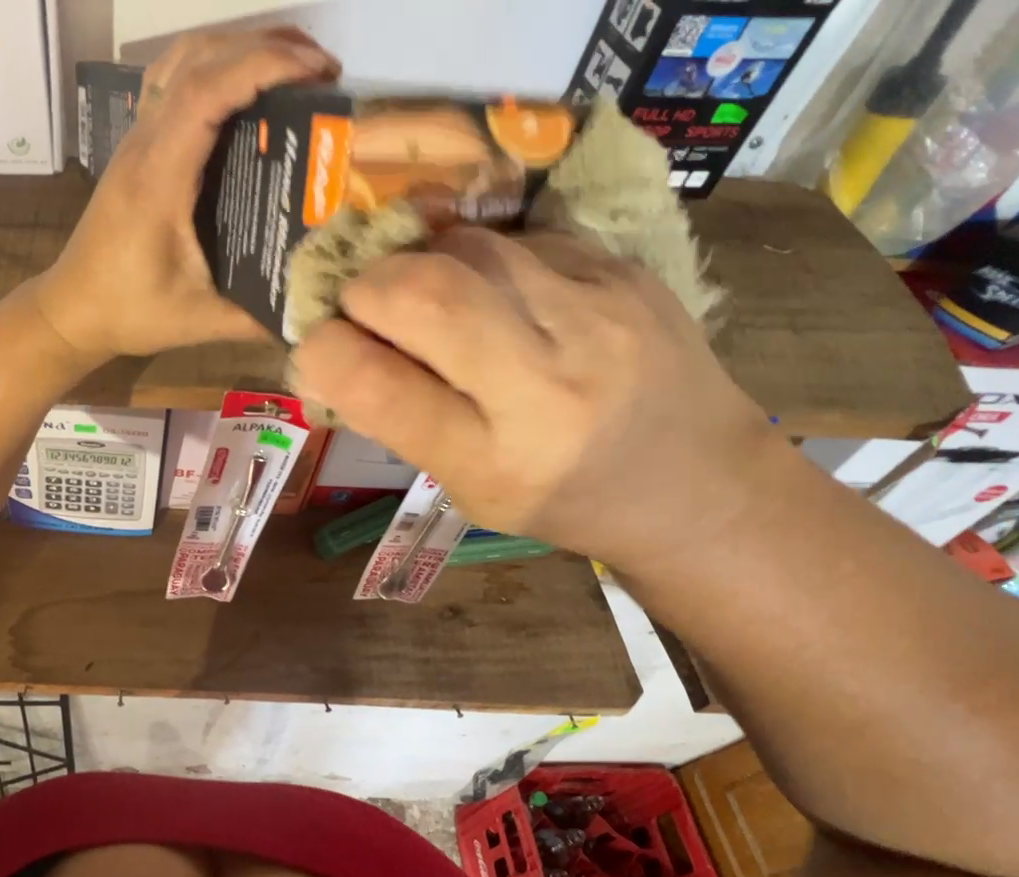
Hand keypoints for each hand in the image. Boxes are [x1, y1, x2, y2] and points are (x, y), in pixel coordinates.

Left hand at [31, 29, 339, 363]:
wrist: (74, 309)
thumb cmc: (130, 312)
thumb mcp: (199, 321)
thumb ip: (258, 317)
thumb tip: (319, 305)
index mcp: (157, 180)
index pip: (204, 93)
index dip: (262, 67)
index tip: (316, 73)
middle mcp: (144, 145)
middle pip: (198, 58)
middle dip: (265, 47)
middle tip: (323, 72)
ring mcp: (137, 139)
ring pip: (182, 59)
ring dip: (238, 47)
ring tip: (294, 66)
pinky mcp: (138, 144)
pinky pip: (173, 79)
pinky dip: (215, 63)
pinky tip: (248, 84)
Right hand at [288, 227, 781, 570]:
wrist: (698, 480)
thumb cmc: (562, 496)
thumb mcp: (470, 489)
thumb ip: (402, 420)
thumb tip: (331, 350)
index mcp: (495, 459)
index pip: (377, 385)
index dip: (325, 354)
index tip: (320, 350)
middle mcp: (547, 383)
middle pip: (422, 291)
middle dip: (368, 290)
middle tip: (370, 310)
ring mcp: (595, 312)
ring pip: (467, 247)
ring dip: (426, 268)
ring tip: (442, 306)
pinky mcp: (623, 267)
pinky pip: (519, 237)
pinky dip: (486, 262)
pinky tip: (505, 297)